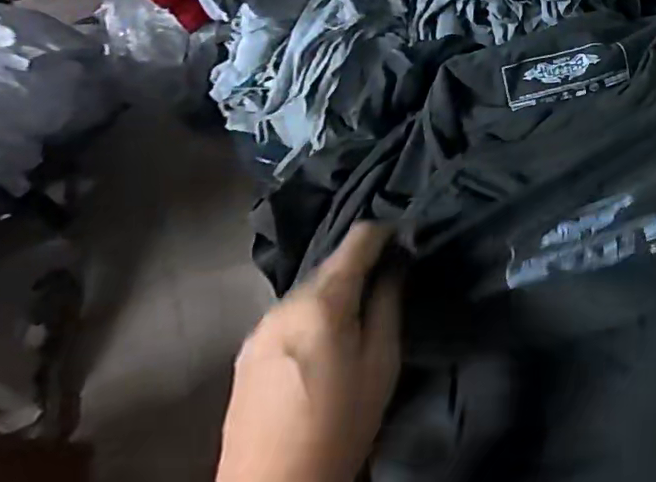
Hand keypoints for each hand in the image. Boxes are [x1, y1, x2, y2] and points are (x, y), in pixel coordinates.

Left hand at [217, 222, 402, 481]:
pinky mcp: (247, 353)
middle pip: (332, 263)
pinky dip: (315, 313)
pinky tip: (327, 341)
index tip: (408, 241)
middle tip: (391, 282)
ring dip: (338, 290)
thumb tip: (397, 261)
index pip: (359, 237)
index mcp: (321, 302)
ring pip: (310, 289)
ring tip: (361, 315)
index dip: (387, 232)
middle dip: (363, 264)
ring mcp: (259, 329)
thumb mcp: (382, 362)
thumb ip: (389, 302)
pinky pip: (291, 314)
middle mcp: (284, 304)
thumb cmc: (340, 425)